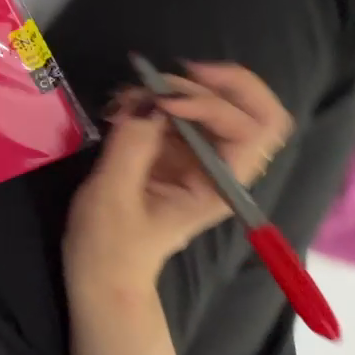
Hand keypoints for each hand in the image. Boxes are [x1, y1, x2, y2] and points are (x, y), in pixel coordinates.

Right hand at [64, 62, 292, 288]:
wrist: (102, 275)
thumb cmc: (108, 245)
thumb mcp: (112, 194)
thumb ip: (132, 144)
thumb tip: (145, 101)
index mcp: (219, 185)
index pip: (252, 129)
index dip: (214, 104)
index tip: (162, 103)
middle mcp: (220, 168)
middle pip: (252, 110)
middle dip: (213, 85)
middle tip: (161, 80)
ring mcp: (198, 160)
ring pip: (217, 107)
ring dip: (179, 90)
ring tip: (130, 95)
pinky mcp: (173, 156)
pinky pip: (181, 116)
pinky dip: (157, 101)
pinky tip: (125, 105)